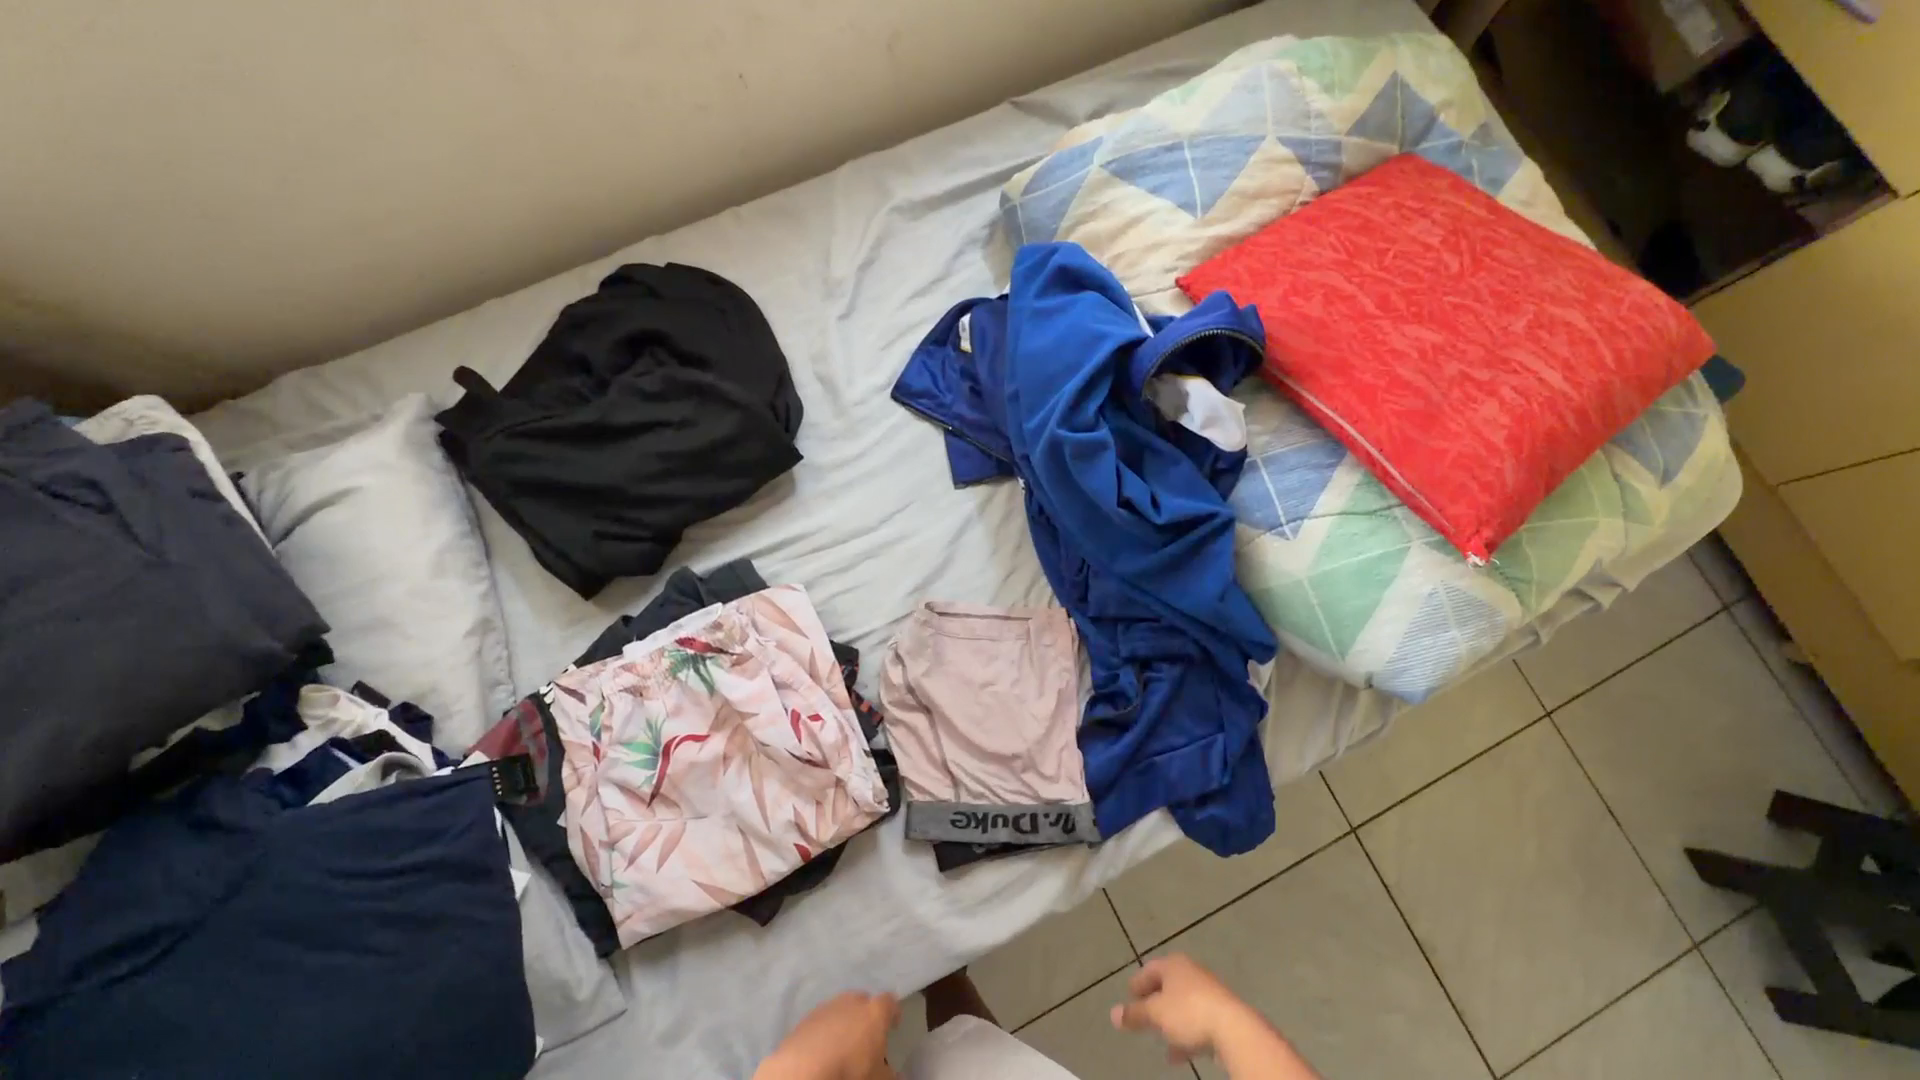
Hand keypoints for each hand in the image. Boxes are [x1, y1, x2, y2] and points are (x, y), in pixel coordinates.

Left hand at [754, 991, 900, 1079]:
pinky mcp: (805, 1019)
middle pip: (862, 1000)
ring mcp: (826, 1007)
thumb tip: (895, 1075)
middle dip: (866, 1014)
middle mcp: (851, 1002)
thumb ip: (890, 1074)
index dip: (892, 1012)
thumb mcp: (878, 1078)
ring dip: (843, 1021)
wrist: (803, 1071)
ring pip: (840, 1009)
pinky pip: (821, 1020)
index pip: (890, 1001)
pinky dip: (825, 1030)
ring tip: (842, 1043)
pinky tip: (822, 1048)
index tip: (893, 1025)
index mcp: (874, 1012)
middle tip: (866, 1035)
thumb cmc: (850, 1071)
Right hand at [1110, 954, 1262, 1062]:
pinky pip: (1197, 1021)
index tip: (1129, 996)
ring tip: (1160, 1041)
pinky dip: (1186, 1034)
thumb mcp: (1155, 1014)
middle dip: (1154, 1004)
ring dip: (1170, 1023)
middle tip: (1142, 1017)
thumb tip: (1113, 1014)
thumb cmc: (1189, 1013)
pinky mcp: (1222, 1013)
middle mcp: (1191, 973)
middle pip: (1167, 987)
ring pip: (1183, 1006)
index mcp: (1174, 965)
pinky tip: (1179, 1055)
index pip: (1149, 970)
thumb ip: (1134, 1014)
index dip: (1137, 984)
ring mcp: (1209, 992)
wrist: (1234, 1029)